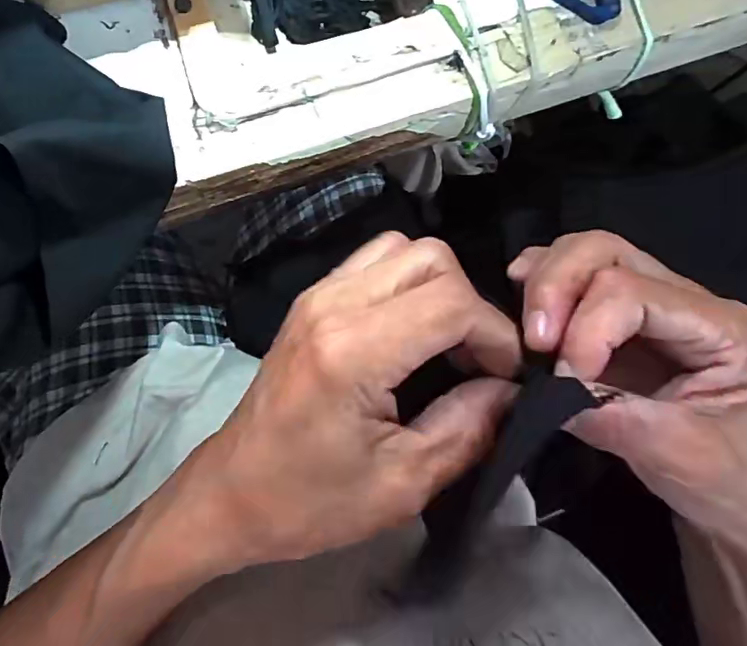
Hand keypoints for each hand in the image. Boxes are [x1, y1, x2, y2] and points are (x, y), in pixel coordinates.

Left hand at [184, 232, 522, 568]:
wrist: (235, 487)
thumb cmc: (312, 499)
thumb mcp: (404, 482)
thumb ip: (468, 427)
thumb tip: (511, 389)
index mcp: (351, 348)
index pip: (450, 300)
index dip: (496, 335)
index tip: (507, 381)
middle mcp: (331, 303)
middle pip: (429, 256)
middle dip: (470, 304)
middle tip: (479, 362)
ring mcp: (316, 293)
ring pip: (399, 247)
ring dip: (437, 287)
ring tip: (448, 346)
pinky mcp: (310, 298)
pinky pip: (372, 261)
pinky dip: (405, 283)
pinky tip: (412, 333)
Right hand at [509, 231, 746, 565]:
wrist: (744, 510)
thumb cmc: (730, 485)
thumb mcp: (679, 458)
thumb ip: (613, 417)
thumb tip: (545, 390)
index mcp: (726, 329)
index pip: (631, 293)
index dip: (585, 329)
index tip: (564, 380)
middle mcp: (690, 299)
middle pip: (603, 251)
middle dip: (555, 287)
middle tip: (535, 340)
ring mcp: (653, 298)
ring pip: (583, 253)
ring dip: (544, 284)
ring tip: (531, 333)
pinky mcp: (619, 311)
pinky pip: (571, 272)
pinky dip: (539, 281)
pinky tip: (527, 311)